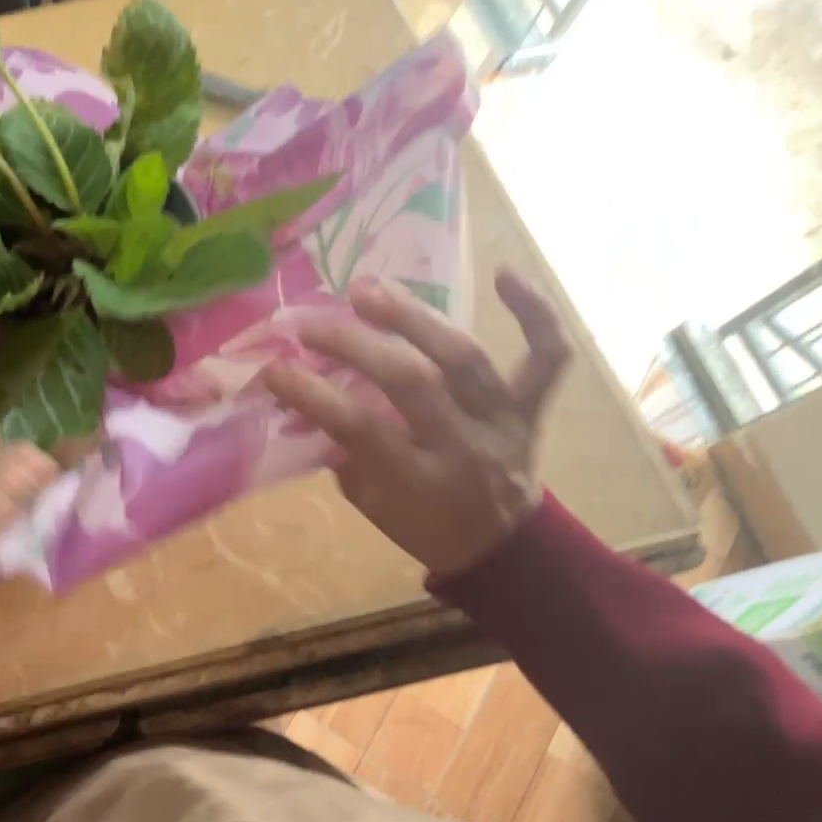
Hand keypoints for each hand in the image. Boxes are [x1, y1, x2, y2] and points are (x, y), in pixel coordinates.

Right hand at [264, 269, 570, 575]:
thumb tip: (305, 402)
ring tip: (367, 290)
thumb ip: (343, 452)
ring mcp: (504, 421)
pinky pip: (547, 356)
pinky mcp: (533, 406)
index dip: (313, 395)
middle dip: (356, 346)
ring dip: (413, 317)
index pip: (360, 428)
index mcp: (419, 482)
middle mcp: (464, 446)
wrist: (503, 547)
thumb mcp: (371, 504)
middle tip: (313, 325)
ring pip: (464, 357)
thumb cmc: (423, 525)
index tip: (274, 369)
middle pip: (411, 382)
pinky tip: (504, 274)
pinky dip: (535, 312)